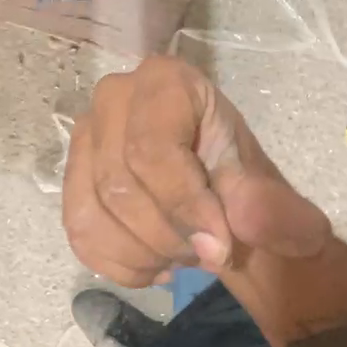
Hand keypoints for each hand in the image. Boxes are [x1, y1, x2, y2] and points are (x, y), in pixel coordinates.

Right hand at [62, 55, 329, 287]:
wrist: (228, 215)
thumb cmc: (249, 194)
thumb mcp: (274, 201)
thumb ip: (269, 208)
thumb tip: (244, 220)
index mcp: (166, 81)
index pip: (151, 149)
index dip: (182, 205)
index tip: (220, 246)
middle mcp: (114, 97)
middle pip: (118, 185)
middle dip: (165, 236)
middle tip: (204, 254)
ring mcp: (85, 139)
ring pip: (91, 214)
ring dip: (142, 254)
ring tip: (183, 257)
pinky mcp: (72, 180)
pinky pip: (79, 234)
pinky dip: (119, 264)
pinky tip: (155, 264)